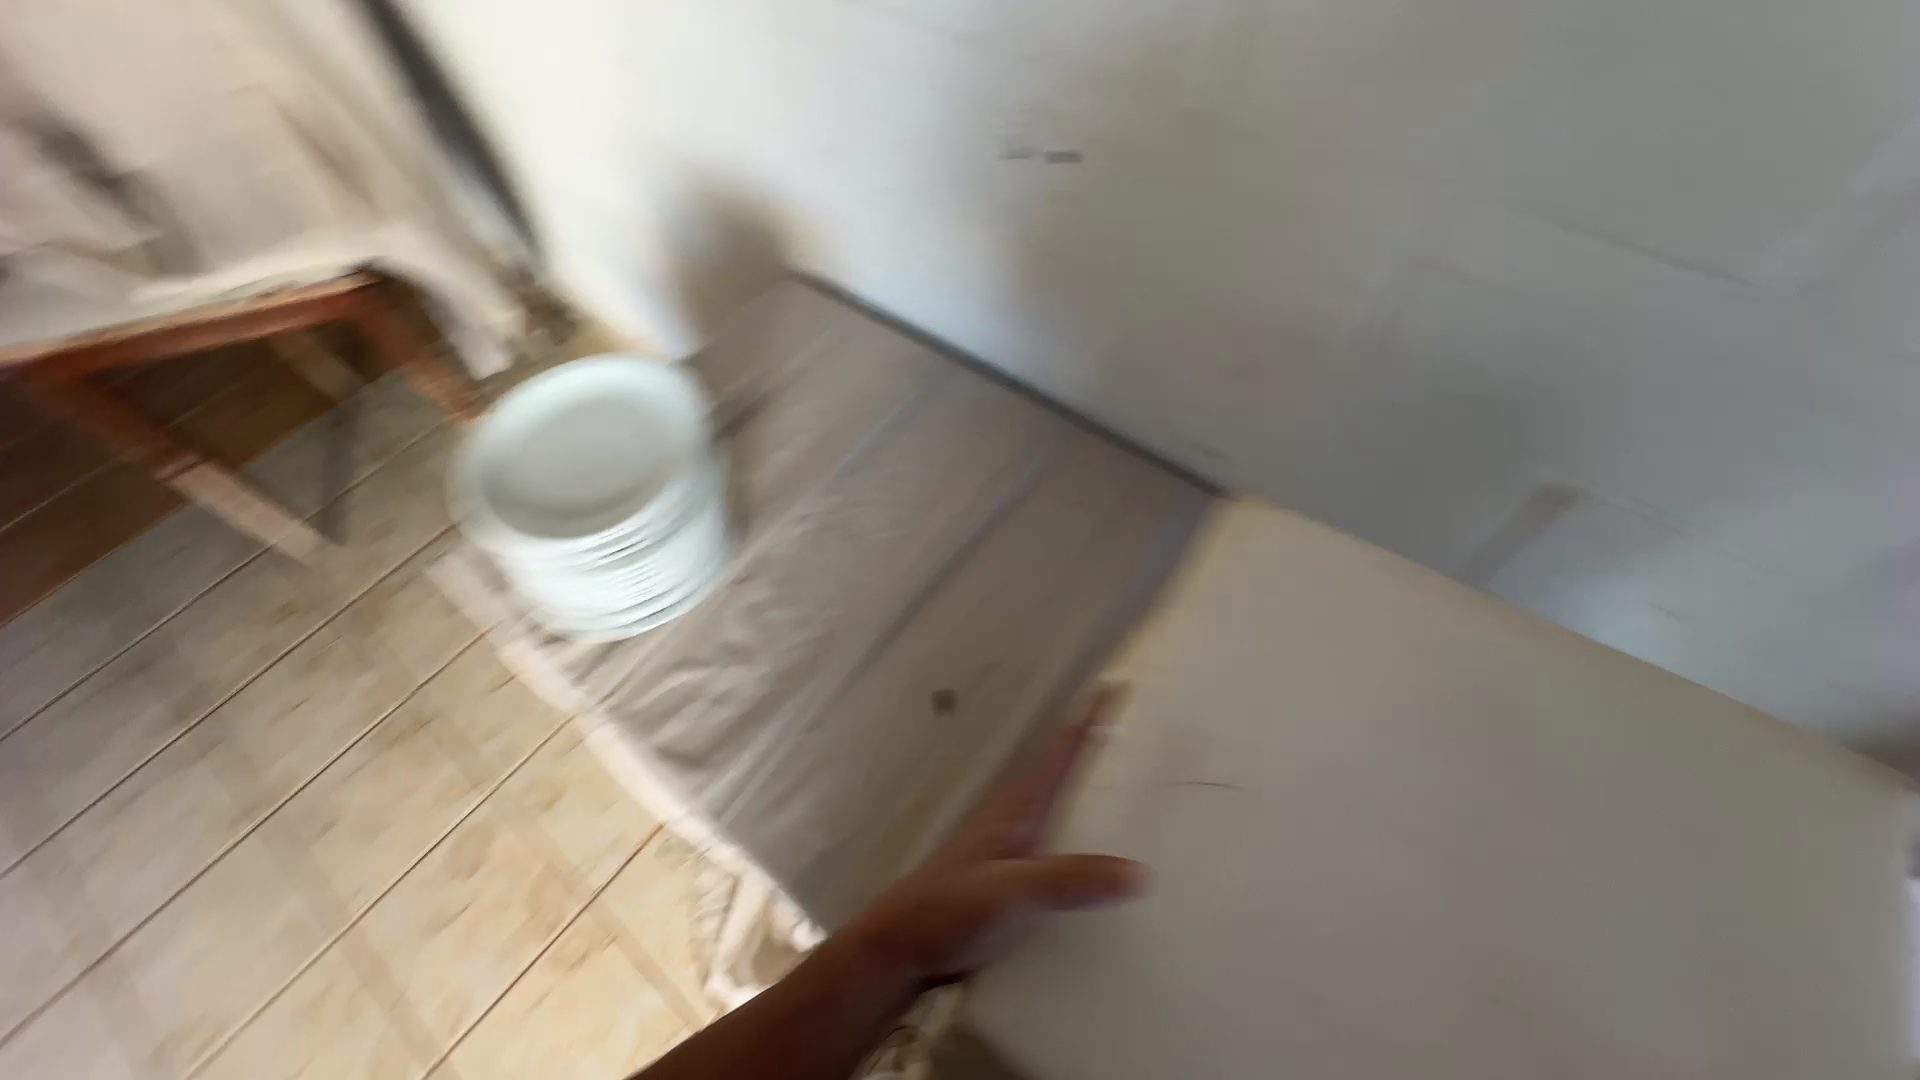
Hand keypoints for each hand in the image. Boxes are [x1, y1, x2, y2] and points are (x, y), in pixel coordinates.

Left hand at [841, 684, 1149, 985]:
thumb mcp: (1014, 891)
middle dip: (1093, 743)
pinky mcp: (1007, 874)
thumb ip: (1071, 879)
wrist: (901, 946)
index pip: (1061, 750)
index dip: (1087, 717)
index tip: (1113, 685)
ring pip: (1056, 802)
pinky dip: (1077, 830)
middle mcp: (1016, 817)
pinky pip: (1054, 839)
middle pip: (1061, 768)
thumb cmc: (952, 907)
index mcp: (1019, 807)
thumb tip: (1142, 872)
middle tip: (1133, 726)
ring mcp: (1009, 845)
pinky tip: (1092, 851)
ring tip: (1123, 781)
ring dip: (1086, 786)